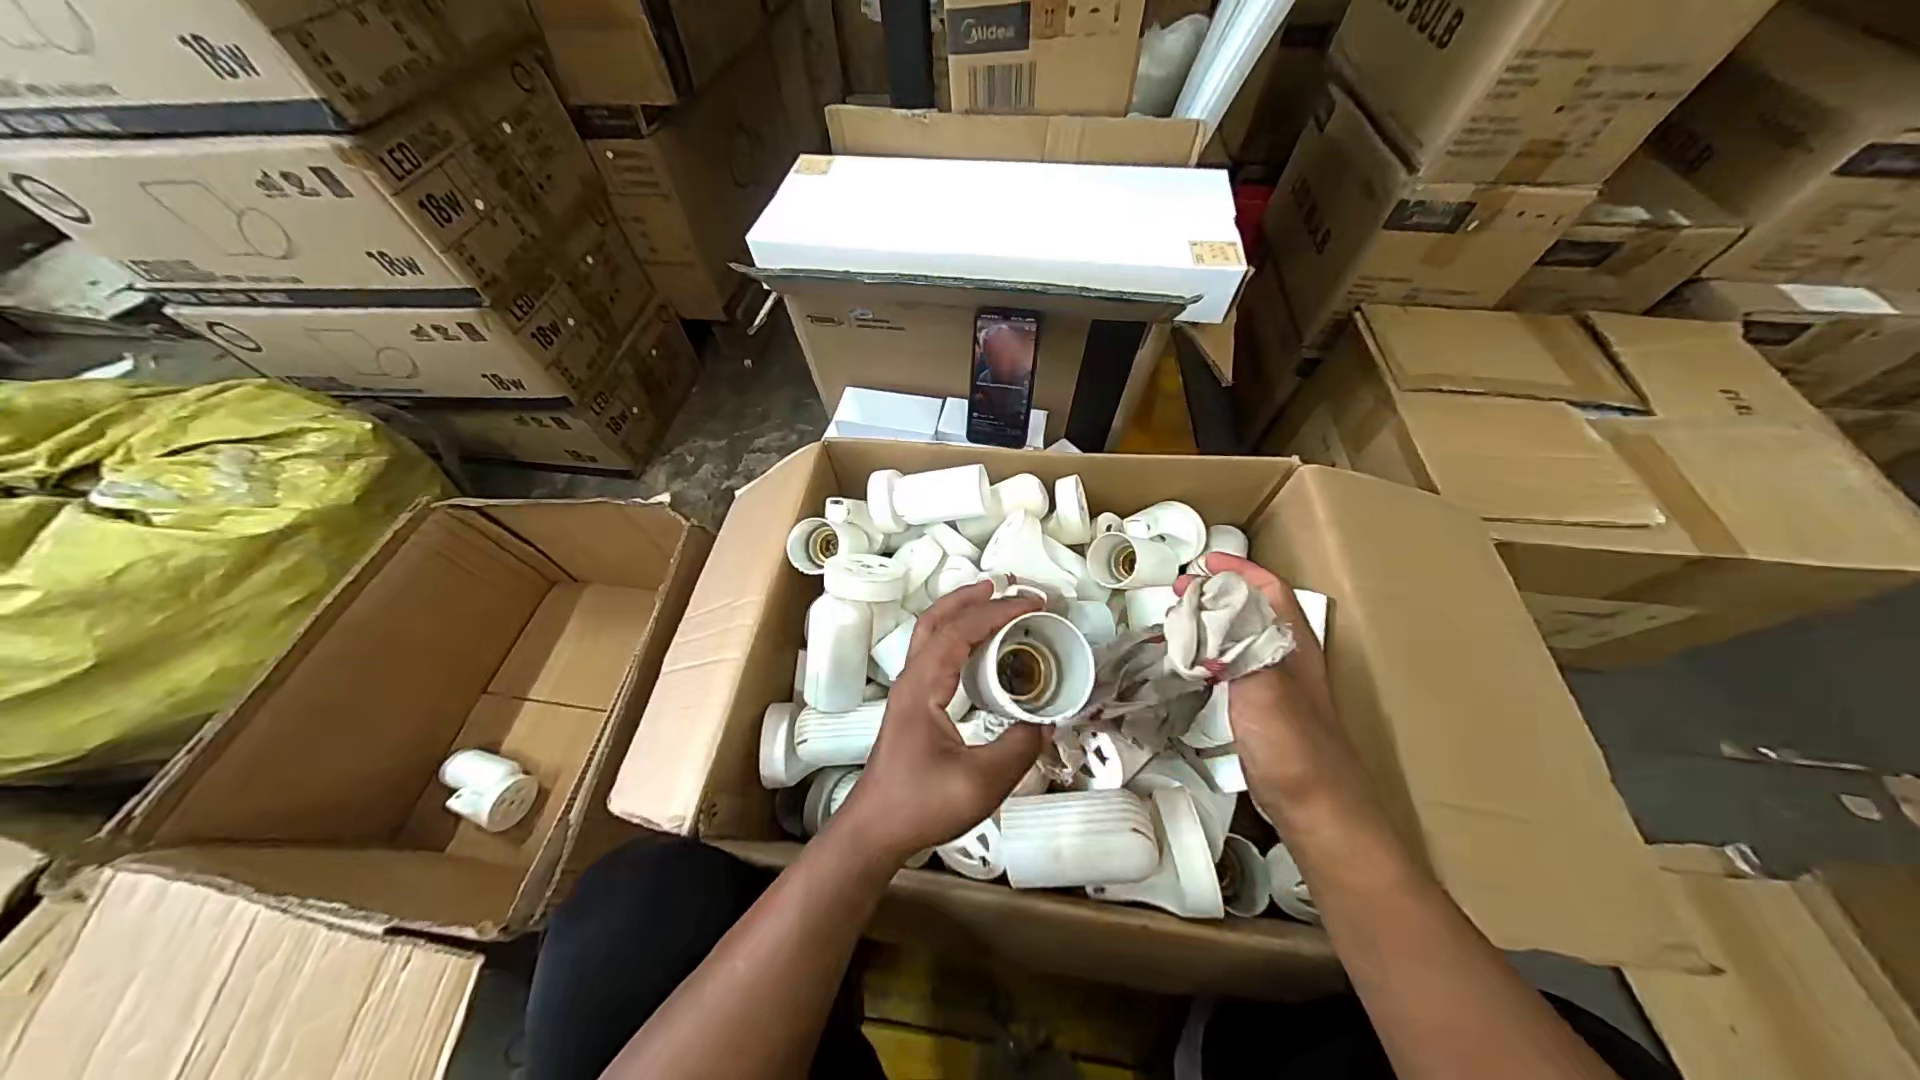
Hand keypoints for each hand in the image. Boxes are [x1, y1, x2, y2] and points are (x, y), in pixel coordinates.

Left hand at [830, 581, 1045, 863]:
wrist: (876, 830)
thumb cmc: (919, 805)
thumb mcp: (981, 782)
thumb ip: (1020, 748)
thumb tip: (1046, 723)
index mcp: (922, 688)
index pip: (959, 631)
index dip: (997, 612)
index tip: (1031, 604)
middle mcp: (911, 681)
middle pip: (936, 620)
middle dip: (972, 598)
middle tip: (1009, 589)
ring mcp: (908, 693)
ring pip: (931, 634)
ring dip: (961, 613)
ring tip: (994, 605)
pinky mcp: (912, 707)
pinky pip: (935, 655)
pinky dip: (958, 638)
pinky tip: (980, 651)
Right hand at [1174, 554, 1364, 825]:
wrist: (1316, 808)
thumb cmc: (1293, 746)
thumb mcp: (1264, 684)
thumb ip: (1236, 642)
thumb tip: (1205, 609)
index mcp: (1294, 643)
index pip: (1268, 589)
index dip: (1237, 570)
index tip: (1201, 564)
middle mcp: (1288, 658)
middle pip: (1253, 609)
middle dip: (1217, 592)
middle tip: (1179, 591)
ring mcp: (1277, 686)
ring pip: (1241, 637)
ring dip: (1212, 621)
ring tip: (1178, 621)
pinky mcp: (1264, 711)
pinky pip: (1233, 666)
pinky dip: (1209, 654)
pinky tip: (1191, 666)